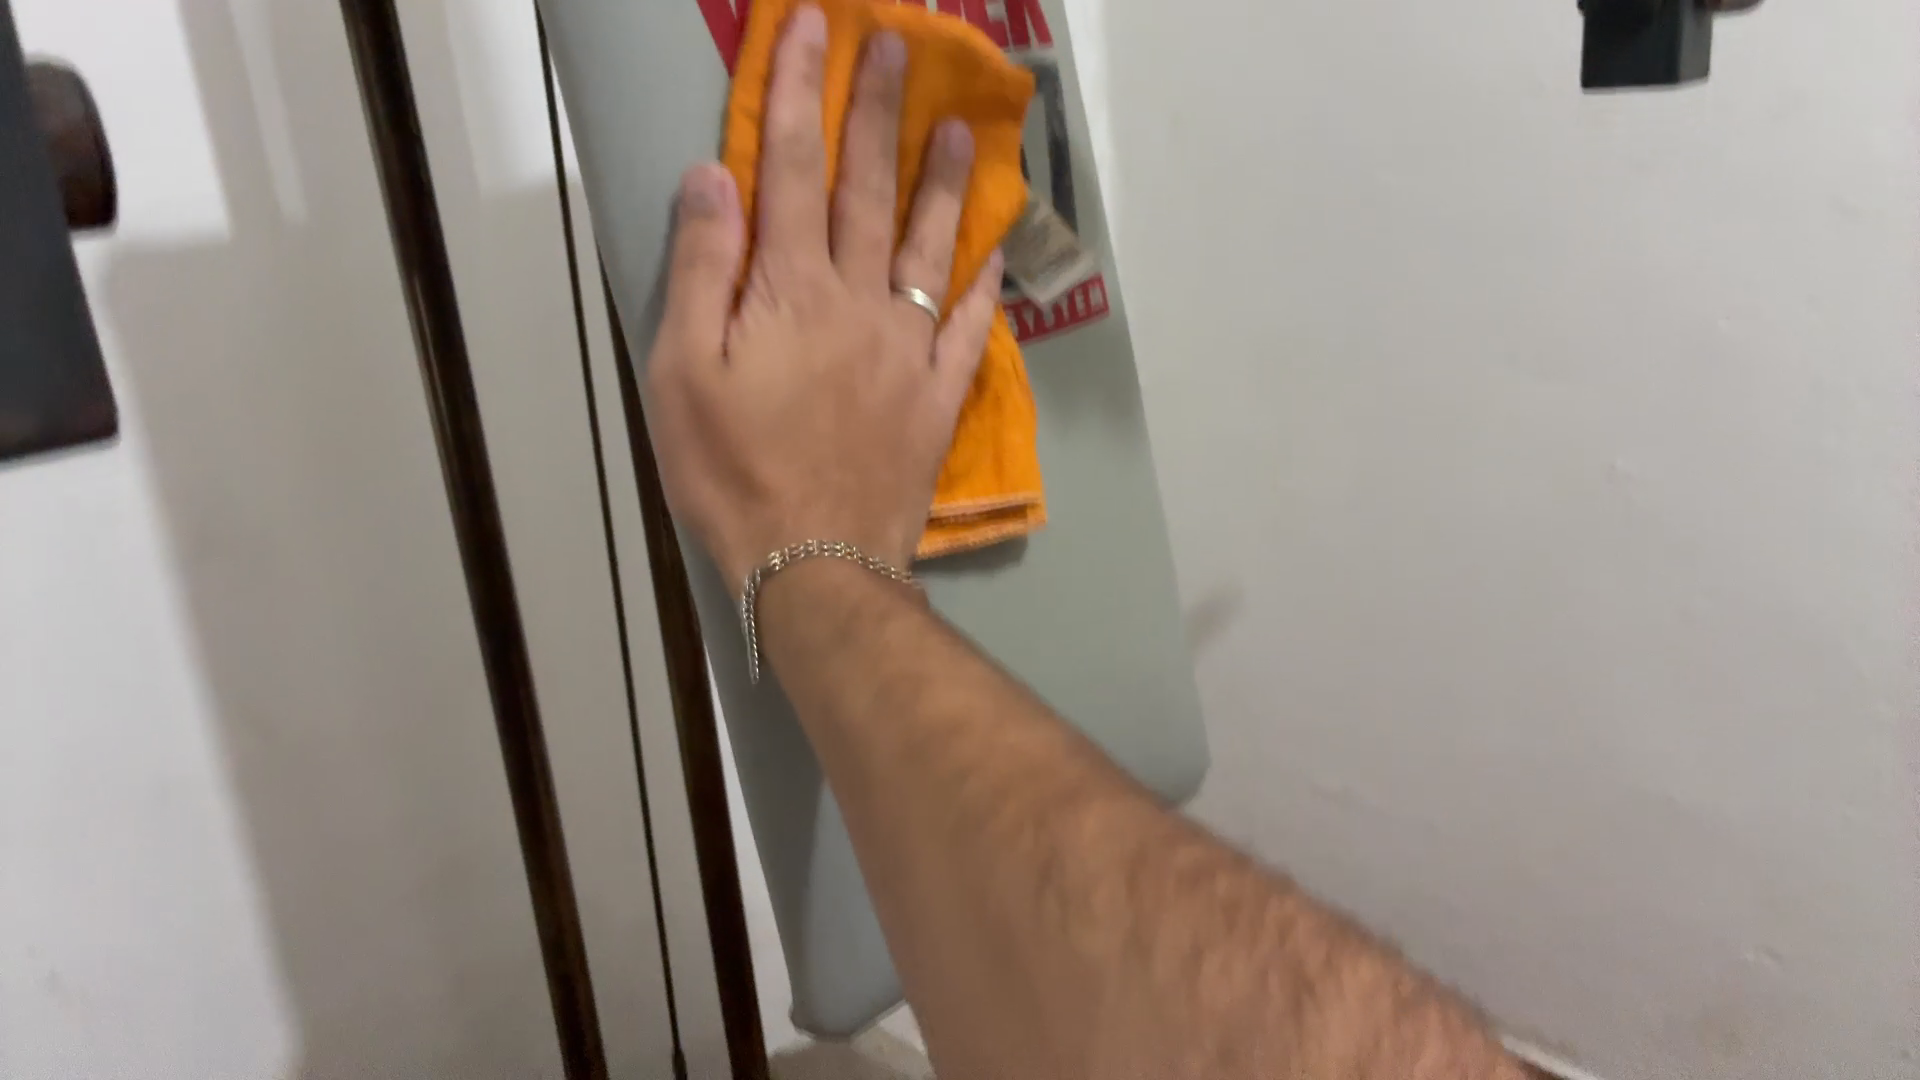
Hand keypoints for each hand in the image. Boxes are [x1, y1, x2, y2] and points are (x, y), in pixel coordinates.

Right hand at [644, 5, 1003, 593]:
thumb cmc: (731, 472)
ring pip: (932, 249)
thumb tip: (715, 178)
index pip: (792, 168)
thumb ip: (700, 269)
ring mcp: (909, 349)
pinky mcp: (938, 397)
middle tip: (900, 48)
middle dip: (879, 112)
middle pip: (870, 191)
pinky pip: (969, 331)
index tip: (815, 25)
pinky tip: (997, 256)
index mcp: (790, 290)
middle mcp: (860, 303)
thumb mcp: (681, 373)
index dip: (800, 89)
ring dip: (946, 185)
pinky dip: (984, 289)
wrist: (813, 558)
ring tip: (963, 134)